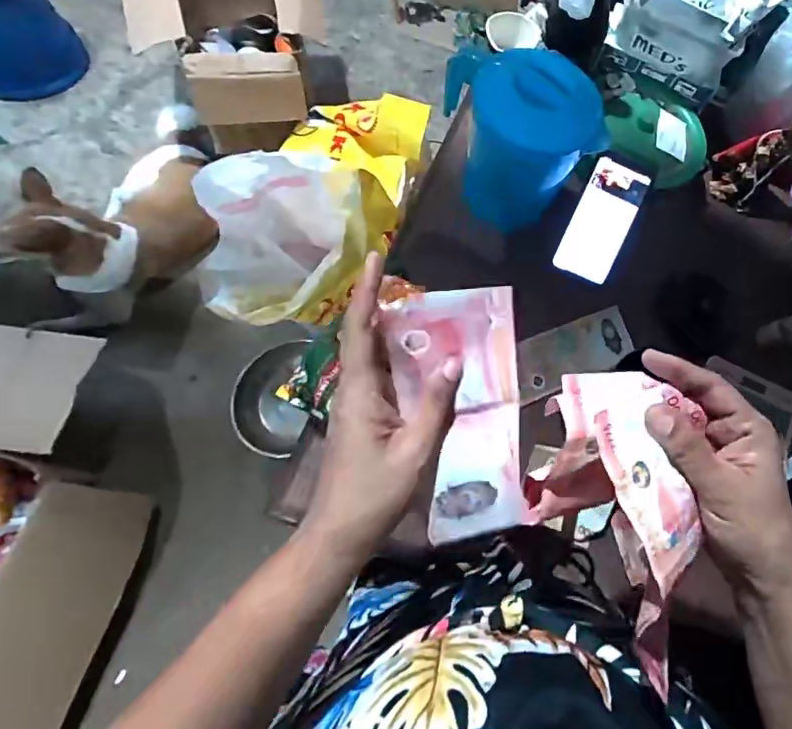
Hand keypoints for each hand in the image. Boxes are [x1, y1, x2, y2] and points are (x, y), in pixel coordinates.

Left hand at [302, 253, 460, 561]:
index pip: (360, 328)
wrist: (337, 534)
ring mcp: (354, 402)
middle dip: (377, 299)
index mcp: (360, 390)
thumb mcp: (414, 452)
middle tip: (403, 275)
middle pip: (362, 333)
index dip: (366, 291)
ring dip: (385, 325)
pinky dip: (393, 353)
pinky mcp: (361, 415)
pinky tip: (414, 354)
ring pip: (369, 352)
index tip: (374, 257)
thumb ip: (434, 406)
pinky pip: (377, 372)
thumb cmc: (373, 495)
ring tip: (413, 304)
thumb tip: (454, 361)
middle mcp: (353, 388)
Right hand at [642, 349, 791, 602]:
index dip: (680, 370)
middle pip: (692, 405)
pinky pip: (675, 454)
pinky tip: (633, 443)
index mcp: (748, 429)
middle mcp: (732, 436)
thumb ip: (687, 447)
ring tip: (623, 409)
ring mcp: (717, 457)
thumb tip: (652, 409)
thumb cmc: (753, 530)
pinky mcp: (702, 477)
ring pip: (680, 430)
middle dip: (661, 395)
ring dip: (655, 423)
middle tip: (626, 385)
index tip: (647, 357)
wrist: (765, 584)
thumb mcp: (720, 486)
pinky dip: (656, 448)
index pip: (711, 388)